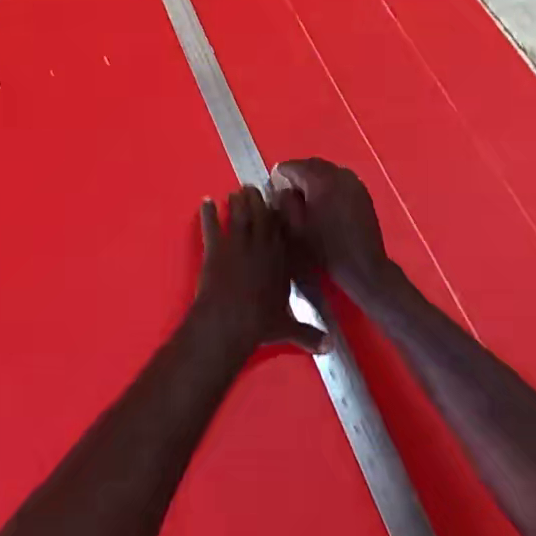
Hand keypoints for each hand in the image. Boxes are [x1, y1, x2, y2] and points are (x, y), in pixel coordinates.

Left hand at [187, 188, 326, 359]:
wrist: (229, 320)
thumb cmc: (260, 323)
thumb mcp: (287, 328)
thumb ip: (308, 334)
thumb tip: (329, 347)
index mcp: (281, 260)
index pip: (284, 231)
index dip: (281, 215)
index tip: (279, 204)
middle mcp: (262, 246)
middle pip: (262, 215)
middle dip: (258, 200)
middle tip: (253, 188)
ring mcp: (238, 244)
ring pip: (239, 214)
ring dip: (237, 201)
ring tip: (236, 191)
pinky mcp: (215, 248)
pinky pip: (212, 225)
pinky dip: (208, 213)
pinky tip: (206, 202)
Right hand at [270, 158, 387, 281]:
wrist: (361, 267)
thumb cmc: (322, 250)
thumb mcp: (293, 229)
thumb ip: (283, 202)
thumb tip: (282, 188)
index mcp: (320, 180)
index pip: (292, 166)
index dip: (279, 178)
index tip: (273, 192)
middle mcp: (339, 174)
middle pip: (311, 165)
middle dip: (297, 176)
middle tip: (287, 195)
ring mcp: (354, 182)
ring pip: (327, 171)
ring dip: (314, 180)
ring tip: (306, 200)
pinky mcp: (362, 193)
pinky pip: (340, 180)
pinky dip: (329, 186)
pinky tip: (325, 205)